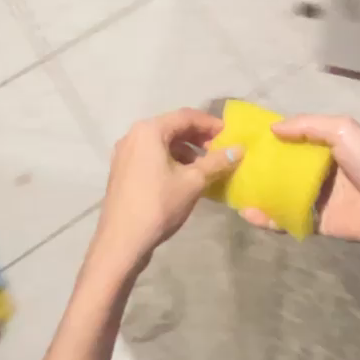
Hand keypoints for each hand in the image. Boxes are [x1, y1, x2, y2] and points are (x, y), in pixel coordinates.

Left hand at [91, 108, 241, 269]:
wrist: (120, 244)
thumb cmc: (158, 205)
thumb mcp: (193, 182)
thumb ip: (217, 161)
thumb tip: (239, 149)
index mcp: (149, 130)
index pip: (186, 116)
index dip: (210, 123)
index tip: (229, 134)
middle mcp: (133, 135)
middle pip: (172, 127)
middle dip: (198, 137)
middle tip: (219, 150)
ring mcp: (124, 154)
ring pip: (161, 143)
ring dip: (185, 150)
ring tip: (204, 166)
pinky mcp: (122, 171)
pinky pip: (151, 156)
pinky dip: (170, 160)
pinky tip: (184, 177)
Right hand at [238, 114, 359, 252]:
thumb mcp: (343, 130)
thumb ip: (308, 126)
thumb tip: (273, 128)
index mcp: (324, 146)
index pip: (290, 139)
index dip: (269, 137)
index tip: (242, 136)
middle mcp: (316, 171)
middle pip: (281, 167)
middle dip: (257, 166)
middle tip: (228, 165)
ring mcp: (314, 198)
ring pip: (279, 194)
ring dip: (257, 193)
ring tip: (232, 191)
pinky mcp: (314, 222)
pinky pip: (286, 219)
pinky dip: (267, 218)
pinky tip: (249, 214)